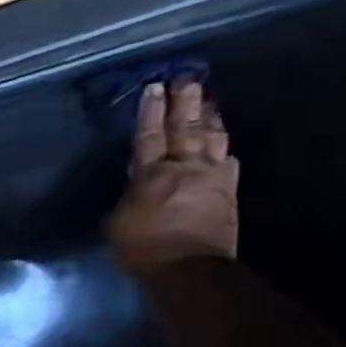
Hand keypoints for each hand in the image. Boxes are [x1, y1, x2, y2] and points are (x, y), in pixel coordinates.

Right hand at [108, 80, 240, 275]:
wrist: (188, 267)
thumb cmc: (141, 246)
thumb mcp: (117, 220)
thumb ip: (128, 194)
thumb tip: (136, 181)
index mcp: (152, 175)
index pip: (148, 136)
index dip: (150, 112)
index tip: (154, 88)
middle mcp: (185, 168)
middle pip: (185, 129)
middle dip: (185, 103)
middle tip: (188, 79)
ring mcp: (212, 177)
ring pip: (212, 139)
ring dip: (209, 118)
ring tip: (208, 100)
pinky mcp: (228, 191)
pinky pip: (227, 160)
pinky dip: (222, 146)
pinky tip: (221, 141)